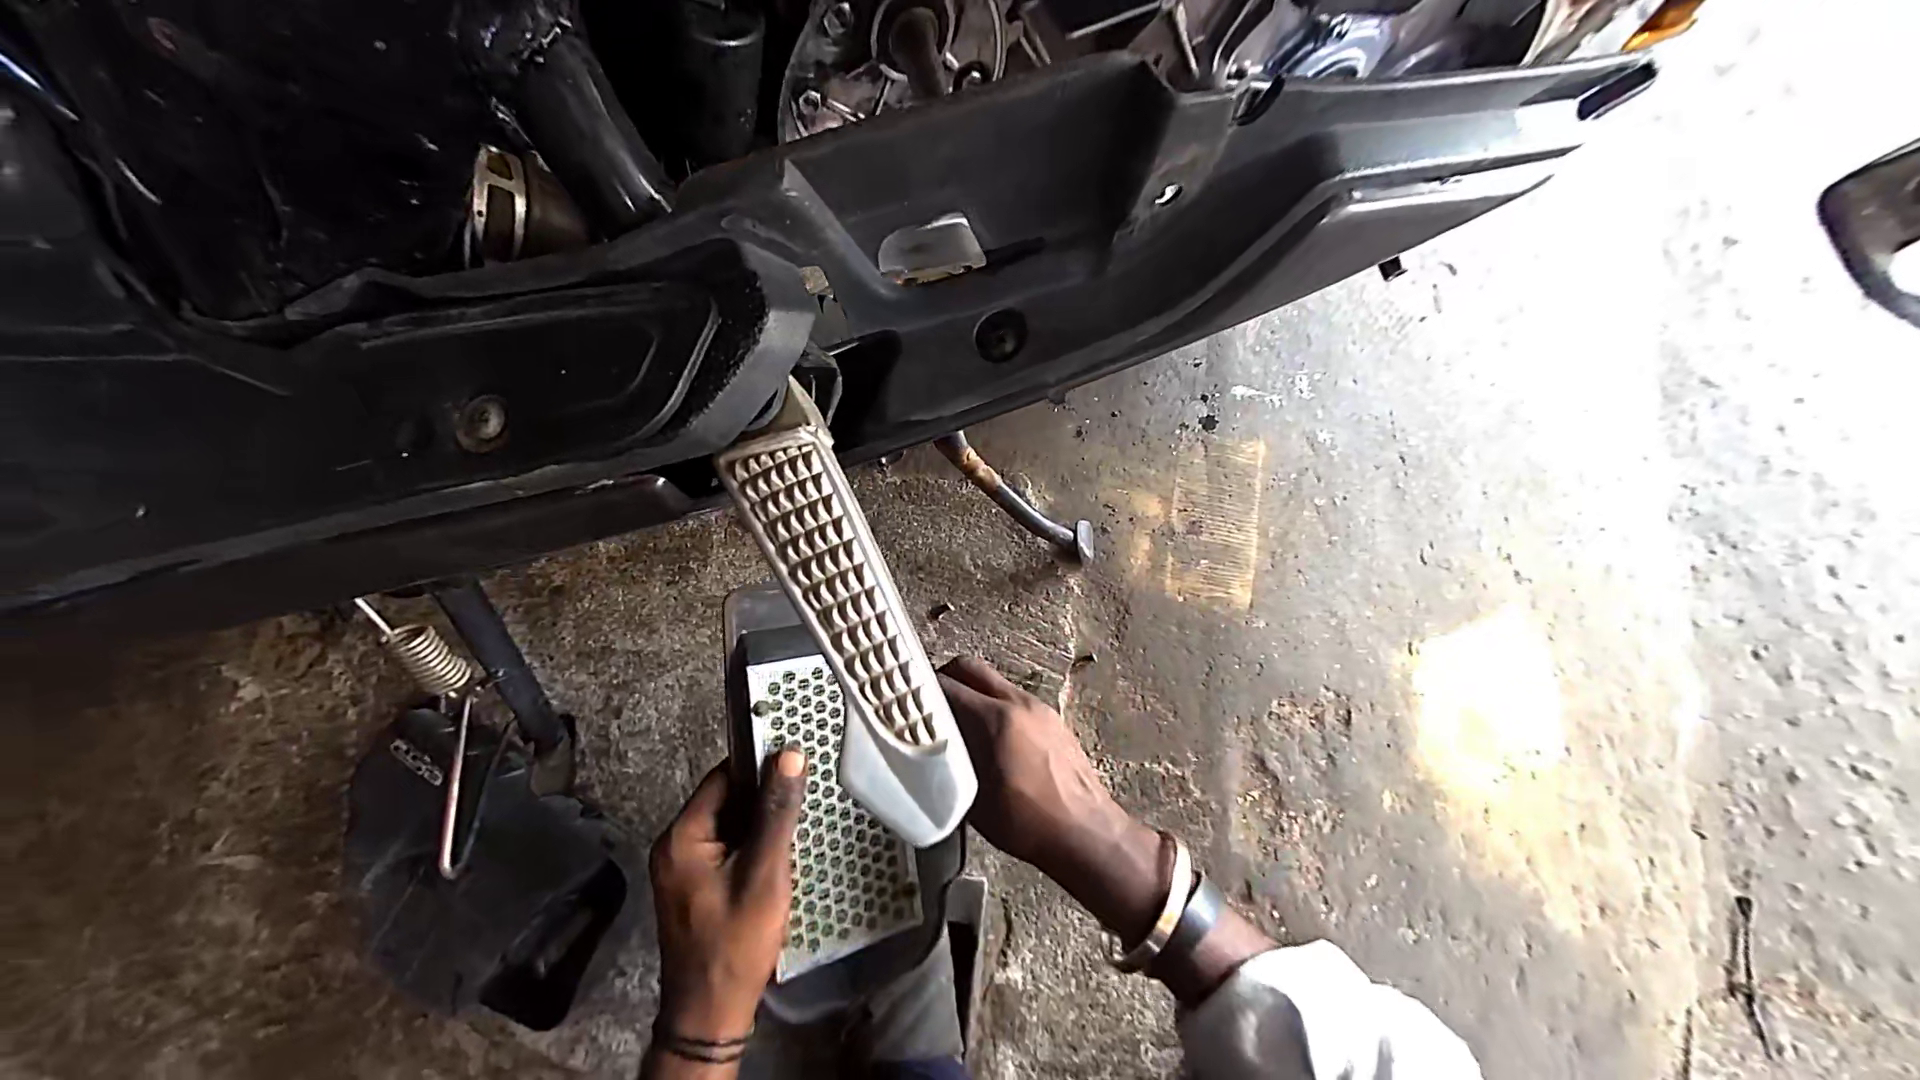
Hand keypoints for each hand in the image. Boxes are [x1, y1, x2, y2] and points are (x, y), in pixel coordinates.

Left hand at [647, 748, 807, 1059]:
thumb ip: (777, 812)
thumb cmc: (736, 941)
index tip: (795, 762)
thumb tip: (789, 755)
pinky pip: (727, 847)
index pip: (723, 777)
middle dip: (763, 797)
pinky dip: (752, 844)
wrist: (710, 1016)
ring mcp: (683, 868)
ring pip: (730, 824)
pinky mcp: (695, 886)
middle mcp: (675, 846)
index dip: (758, 766)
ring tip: (796, 822)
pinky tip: (778, 852)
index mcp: (681, 837)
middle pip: (726, 799)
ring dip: (761, 822)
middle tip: (803, 795)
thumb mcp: (764, 873)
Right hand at [936, 657, 1163, 942]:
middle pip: (970, 668)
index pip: (948, 685)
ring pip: (994, 681)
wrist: (1084, 832)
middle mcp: (1018, 704)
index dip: (922, 689)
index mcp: (995, 720)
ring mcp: (1038, 709)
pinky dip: (995, 706)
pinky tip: (991, 738)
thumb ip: (949, 764)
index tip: (908, 698)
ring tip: (960, 723)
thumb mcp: (972, 798)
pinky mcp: (1052, 719)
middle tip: (931, 702)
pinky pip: (1014, 698)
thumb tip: (930, 749)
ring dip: (972, 691)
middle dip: (946, 678)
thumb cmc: (1028, 823)